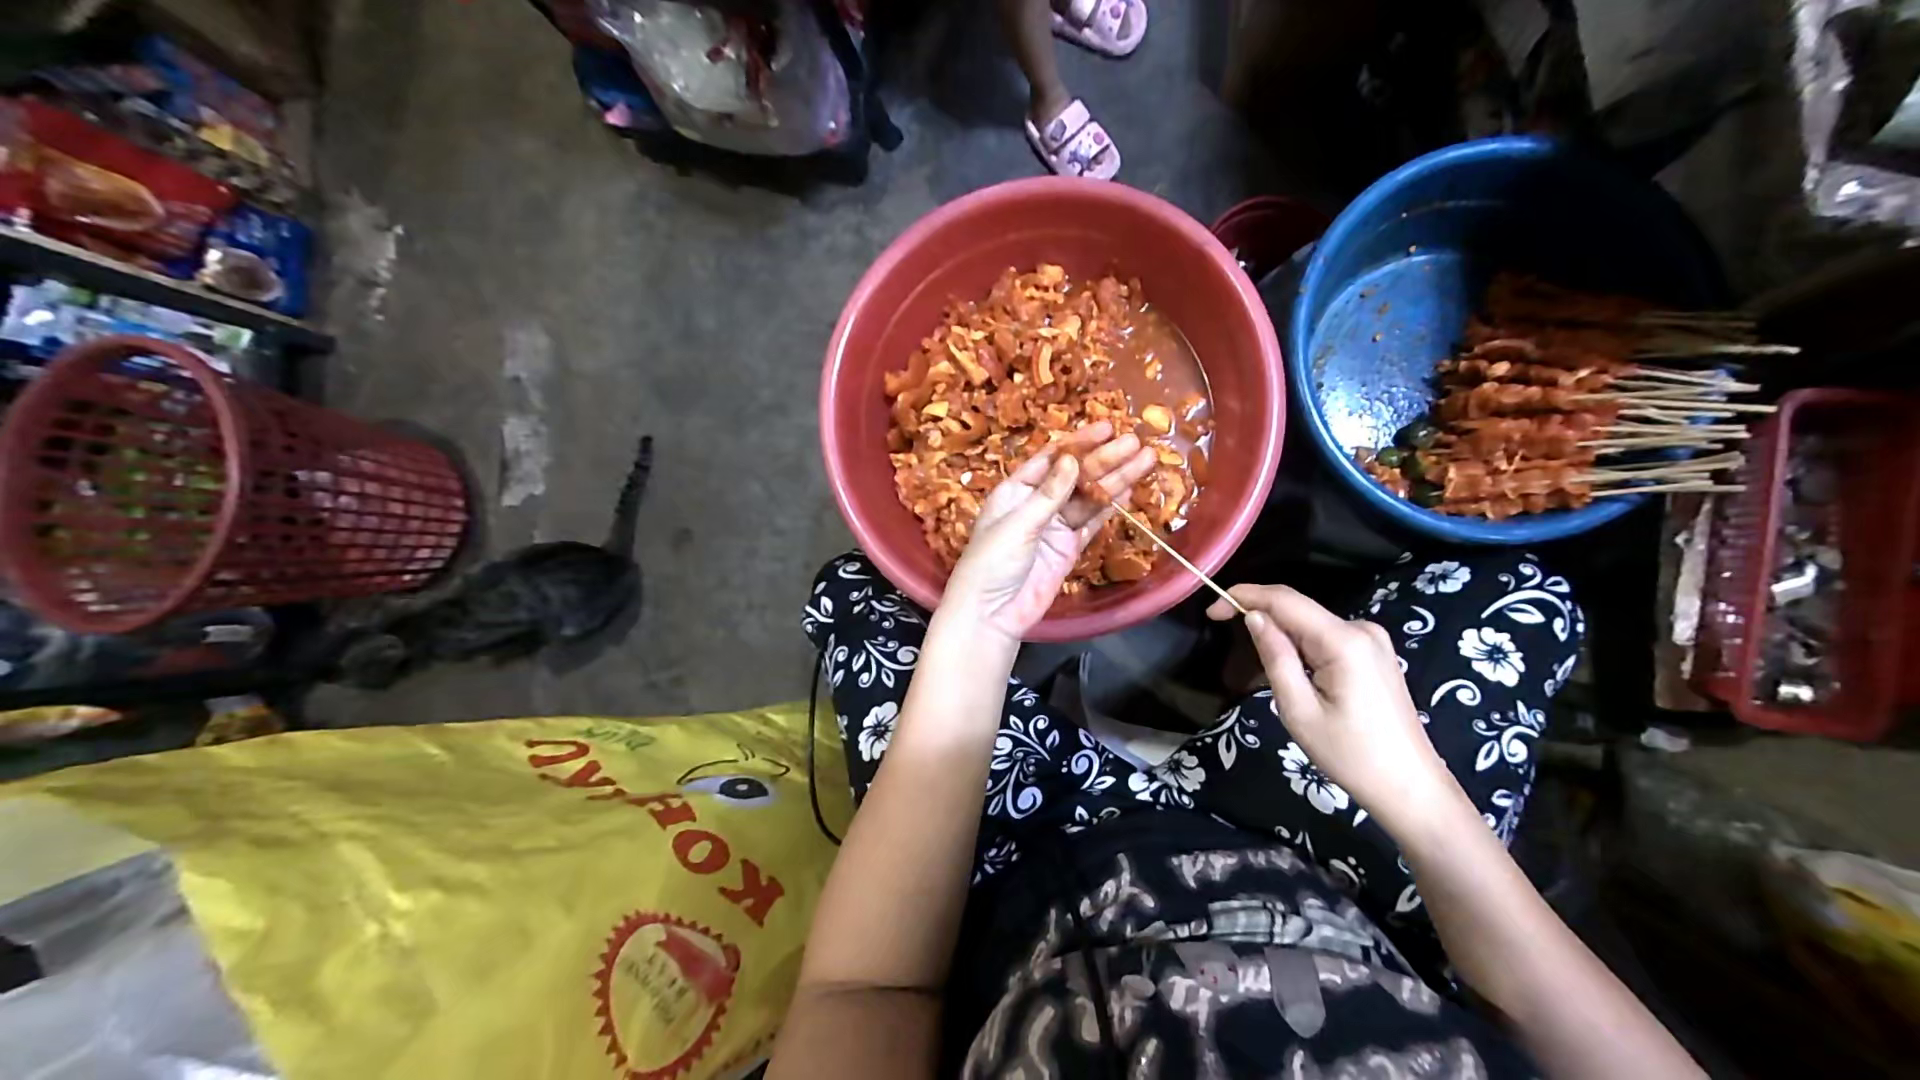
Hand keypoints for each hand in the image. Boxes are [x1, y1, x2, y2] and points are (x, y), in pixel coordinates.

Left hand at [942, 422, 1155, 642]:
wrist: (991, 613)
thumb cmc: (991, 563)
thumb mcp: (1018, 524)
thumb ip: (1049, 494)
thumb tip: (1072, 460)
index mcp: (1015, 490)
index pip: (1051, 459)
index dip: (1079, 443)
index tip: (1106, 428)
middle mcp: (1036, 504)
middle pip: (1075, 476)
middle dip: (1104, 459)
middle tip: (1134, 442)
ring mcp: (1054, 526)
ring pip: (1089, 498)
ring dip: (1115, 480)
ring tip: (1144, 459)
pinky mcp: (1068, 548)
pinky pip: (1092, 522)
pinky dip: (1110, 507)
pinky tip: (1129, 489)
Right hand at [1206, 585, 1464, 833]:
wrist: (1409, 787)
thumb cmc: (1350, 755)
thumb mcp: (1299, 709)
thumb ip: (1275, 657)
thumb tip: (1254, 617)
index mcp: (1344, 641)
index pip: (1285, 600)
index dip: (1244, 596)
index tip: (1211, 611)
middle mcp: (1361, 629)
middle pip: (1297, 608)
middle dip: (1258, 614)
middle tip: (1223, 634)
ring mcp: (1372, 640)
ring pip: (1309, 622)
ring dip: (1278, 632)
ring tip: (1256, 665)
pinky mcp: (1373, 653)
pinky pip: (1324, 635)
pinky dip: (1298, 644)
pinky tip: (1289, 669)